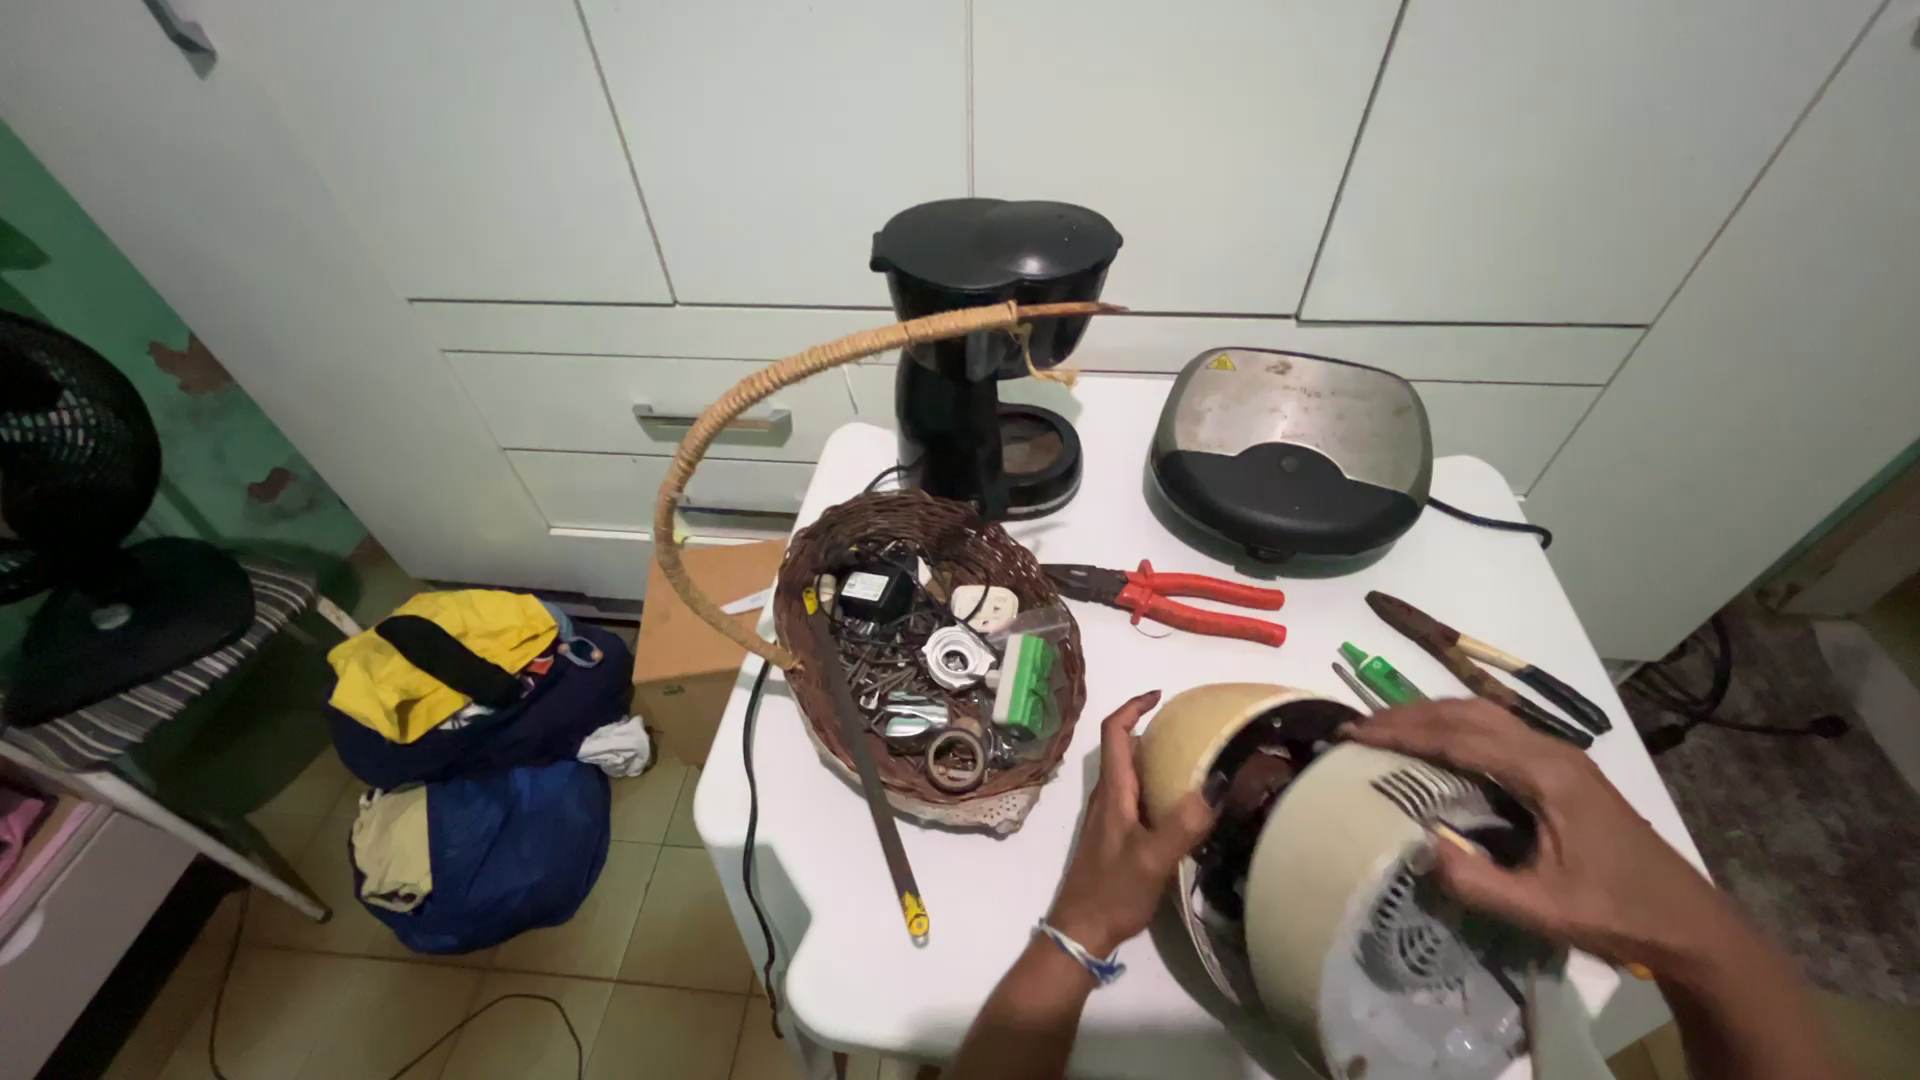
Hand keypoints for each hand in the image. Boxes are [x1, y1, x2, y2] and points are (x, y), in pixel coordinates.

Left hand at [1046, 690, 1218, 957]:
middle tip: (1189, 727)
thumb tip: (1217, 786)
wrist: (1081, 930)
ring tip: (1194, 758)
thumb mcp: (1153, 859)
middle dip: (1149, 727)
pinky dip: (1156, 784)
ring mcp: (1109, 816)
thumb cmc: (1112, 891)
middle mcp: (1108, 796)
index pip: (1114, 733)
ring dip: (1154, 755)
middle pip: (1122, 747)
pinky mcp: (1115, 835)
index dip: (1133, 707)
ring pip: (1130, 771)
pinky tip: (1181, 802)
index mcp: (1112, 791)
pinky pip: (1136, 794)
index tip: (1160, 695)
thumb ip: (1182, 825)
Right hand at [1345, 699, 1741, 974]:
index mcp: (1546, 773)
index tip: (1353, 733)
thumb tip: (1417, 846)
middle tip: (1356, 727)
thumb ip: (1478, 883)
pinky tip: (1432, 741)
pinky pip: (1493, 727)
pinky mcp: (1559, 766)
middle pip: (1465, 713)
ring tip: (1383, 728)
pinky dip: (1450, 724)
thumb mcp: (1545, 911)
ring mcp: (1558, 754)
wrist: (1692, 925)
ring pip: (1479, 713)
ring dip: (1428, 714)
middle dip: (1406, 715)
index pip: (1457, 737)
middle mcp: (1551, 750)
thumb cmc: (1618, 914)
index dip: (1401, 732)